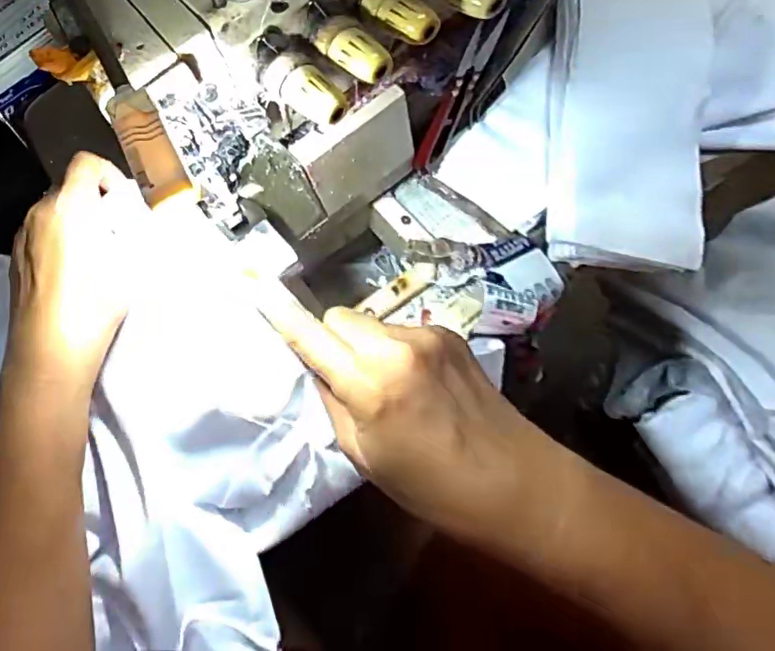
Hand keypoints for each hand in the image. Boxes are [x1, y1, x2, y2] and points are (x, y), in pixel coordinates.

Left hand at [7, 152, 148, 384]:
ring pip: (55, 210)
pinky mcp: (15, 258)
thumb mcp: (130, 262)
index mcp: (67, 205)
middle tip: (116, 228)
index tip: (122, 201)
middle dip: (95, 199)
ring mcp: (22, 235)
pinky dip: (60, 237)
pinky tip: (75, 272)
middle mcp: (38, 212)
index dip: (108, 173)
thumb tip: (135, 216)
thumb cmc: (93, 306)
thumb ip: (133, 228)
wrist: (48, 356)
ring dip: (78, 219)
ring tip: (97, 253)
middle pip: (70, 186)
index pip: (86, 162)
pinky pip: (42, 232)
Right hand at [260, 303, 548, 531]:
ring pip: (367, 320)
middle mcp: (396, 346)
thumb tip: (310, 368)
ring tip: (387, 382)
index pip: (310, 334)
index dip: (281, 314)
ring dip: (363, 342)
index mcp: (371, 384)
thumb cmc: (434, 488)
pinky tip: (417, 379)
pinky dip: (393, 347)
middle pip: (337, 316)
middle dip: (330, 338)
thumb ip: (332, 402)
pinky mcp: (447, 331)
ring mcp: (425, 334)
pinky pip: (398, 328)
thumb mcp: (366, 456)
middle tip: (343, 374)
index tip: (254, 287)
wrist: (520, 484)